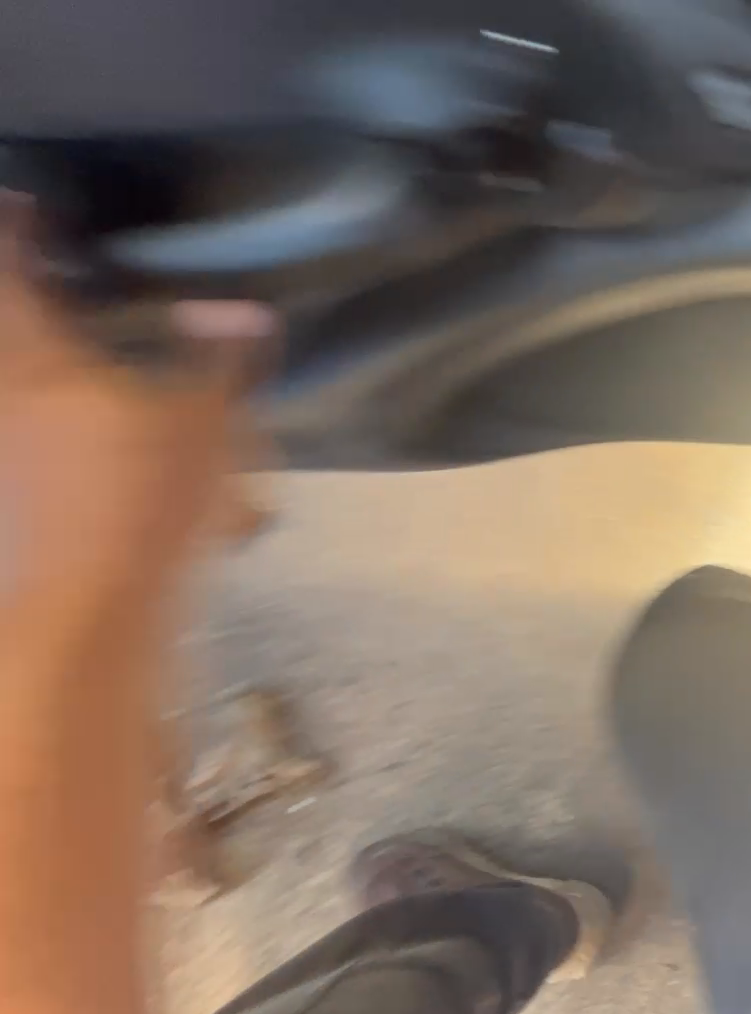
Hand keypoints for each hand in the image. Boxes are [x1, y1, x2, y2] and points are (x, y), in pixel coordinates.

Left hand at [0, 195, 277, 603]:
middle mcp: (11, 390)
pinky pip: (53, 437)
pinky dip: (94, 433)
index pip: (15, 277)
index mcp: (42, 362)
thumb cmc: (148, 491)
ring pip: (43, 388)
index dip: (15, 230)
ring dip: (85, 379)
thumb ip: (222, 361)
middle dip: (46, 309)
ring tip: (124, 388)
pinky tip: (151, 462)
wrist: (93, 590)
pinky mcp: (22, 480)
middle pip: (25, 334)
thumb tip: (242, 308)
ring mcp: (11, 440)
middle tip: (70, 294)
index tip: (25, 199)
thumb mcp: (206, 420)